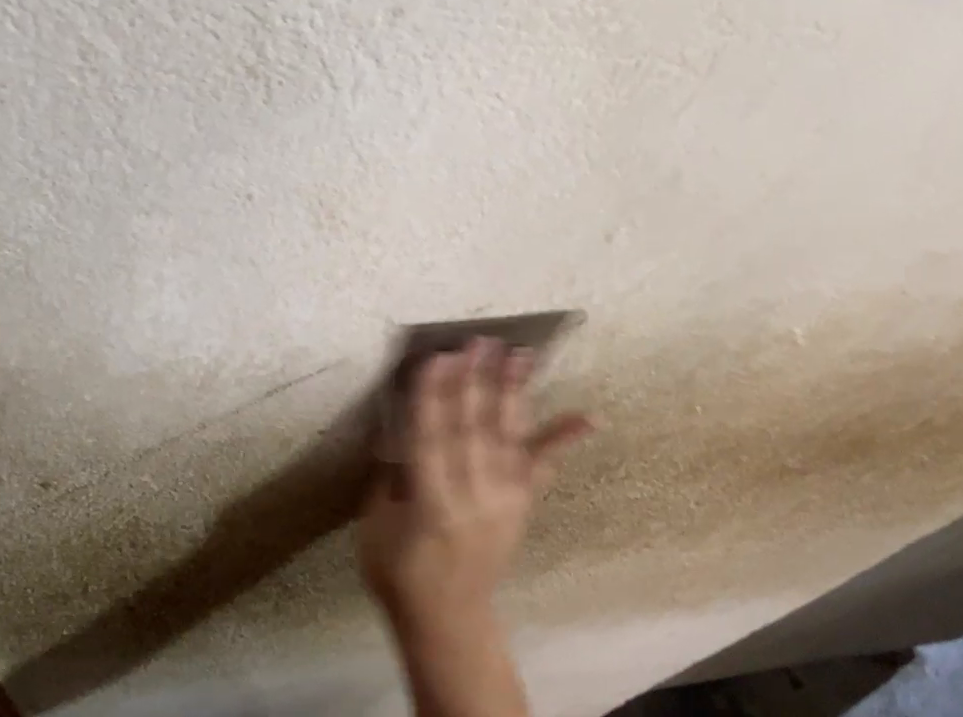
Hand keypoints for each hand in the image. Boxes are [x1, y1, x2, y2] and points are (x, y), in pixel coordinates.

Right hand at [356, 336, 590, 628]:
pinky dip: (562, 439)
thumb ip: (391, 476)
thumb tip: (399, 426)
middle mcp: (473, 499)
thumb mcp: (376, 526)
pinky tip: (586, 416)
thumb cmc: (399, 572)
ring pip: (507, 438)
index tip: (438, 356)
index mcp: (431, 505)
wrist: (448, 620)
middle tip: (478, 341)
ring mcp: (503, 502)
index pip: (431, 438)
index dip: (434, 395)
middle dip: (474, 382)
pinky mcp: (522, 506)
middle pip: (473, 430)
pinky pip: (542, 467)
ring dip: (513, 392)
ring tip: (519, 353)